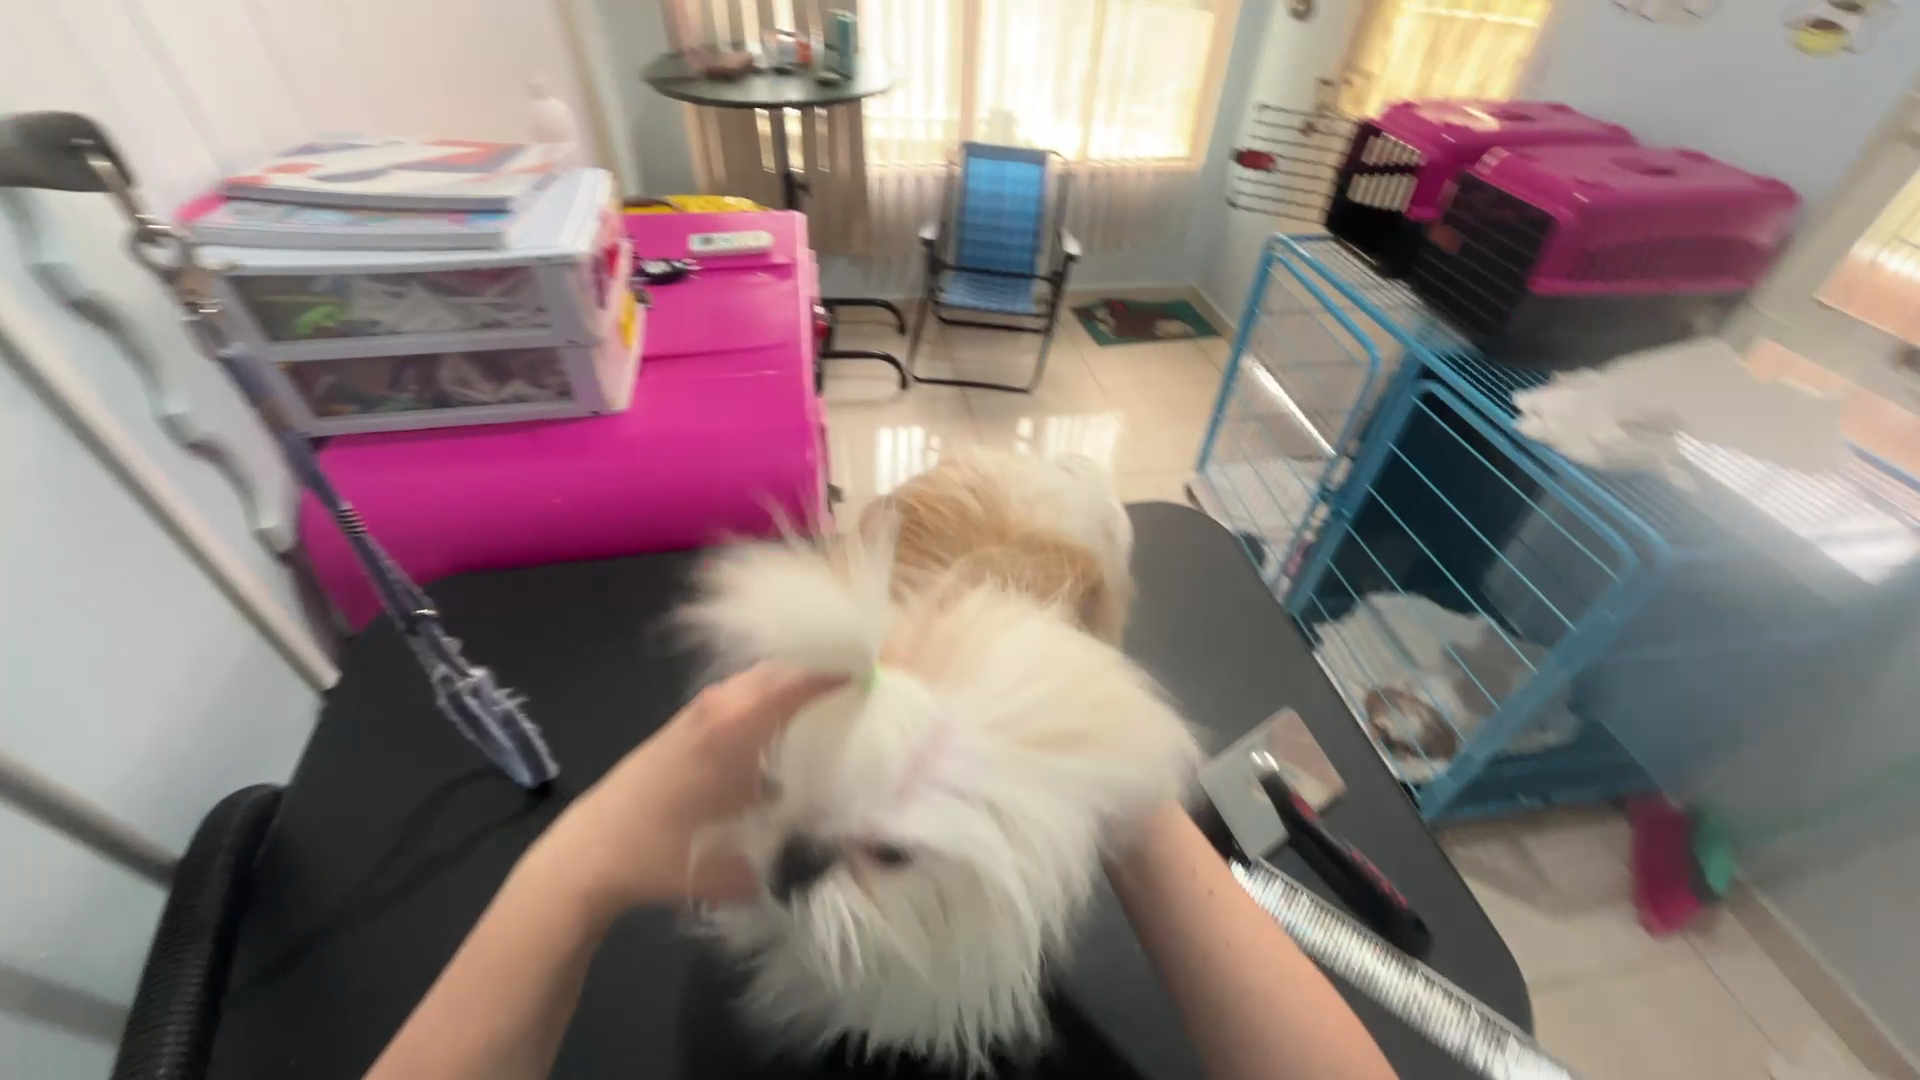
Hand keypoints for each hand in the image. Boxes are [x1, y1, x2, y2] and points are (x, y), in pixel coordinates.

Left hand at [526, 665, 846, 916]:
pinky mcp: (685, 724)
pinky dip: (768, 696)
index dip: (834, 674)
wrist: (587, 855)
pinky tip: (784, 727)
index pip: (794, 683)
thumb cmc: (662, 856)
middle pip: (777, 670)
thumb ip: (792, 855)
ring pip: (756, 680)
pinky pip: (740, 694)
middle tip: (857, 686)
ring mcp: (698, 712)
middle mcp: (717, 708)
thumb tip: (838, 851)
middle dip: (818, 670)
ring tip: (828, 702)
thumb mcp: (736, 865)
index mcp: (733, 730)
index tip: (870, 675)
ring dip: (791, 683)